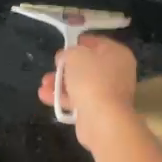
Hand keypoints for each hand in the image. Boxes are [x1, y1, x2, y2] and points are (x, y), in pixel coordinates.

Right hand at [38, 34, 138, 151]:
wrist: (102, 119)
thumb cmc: (91, 79)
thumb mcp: (74, 55)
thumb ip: (67, 53)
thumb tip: (64, 58)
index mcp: (117, 54)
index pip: (96, 42)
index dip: (77, 43)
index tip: (62, 47)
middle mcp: (117, 72)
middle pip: (87, 66)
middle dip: (65, 68)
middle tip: (52, 68)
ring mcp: (109, 93)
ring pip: (81, 84)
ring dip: (60, 84)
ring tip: (43, 85)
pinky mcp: (99, 110)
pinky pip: (79, 100)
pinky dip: (63, 98)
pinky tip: (45, 96)